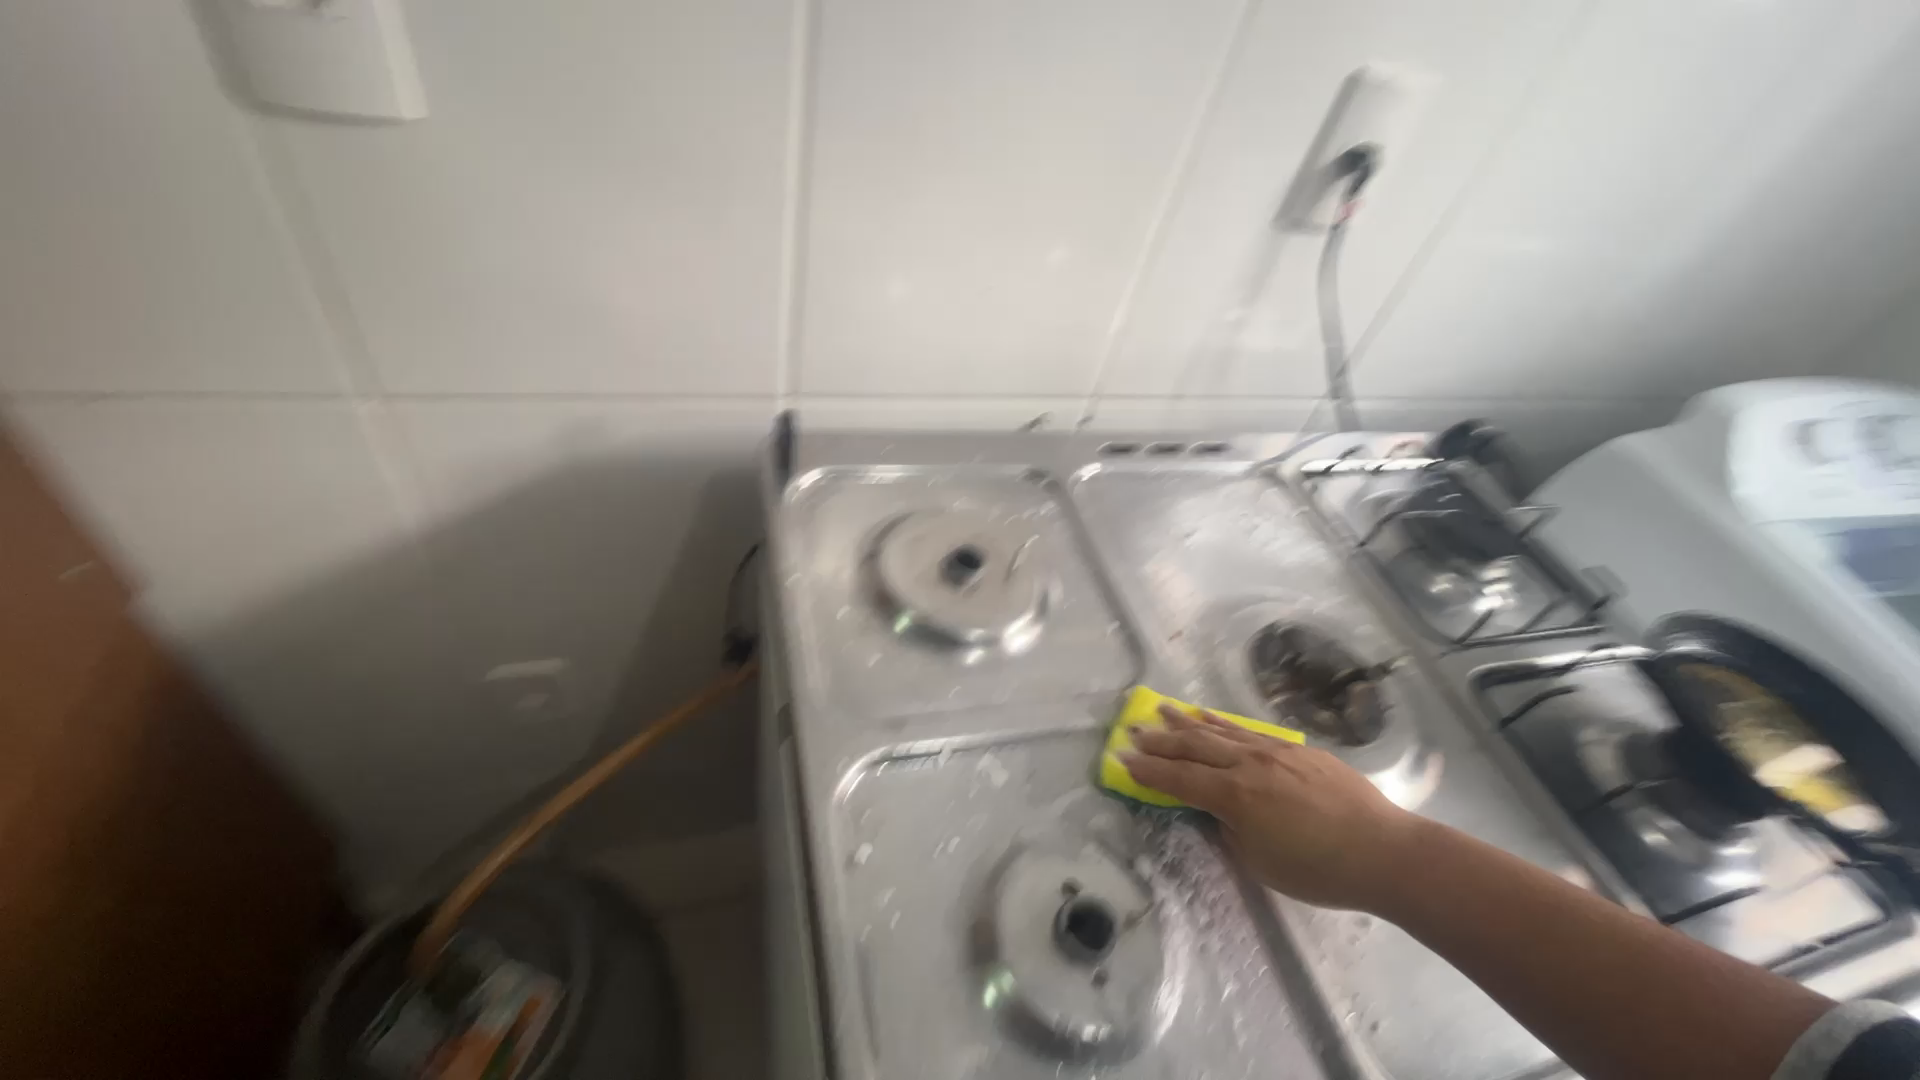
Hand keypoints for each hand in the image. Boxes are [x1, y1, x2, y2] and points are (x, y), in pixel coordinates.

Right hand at [1121, 704, 1420, 910]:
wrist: (1385, 852)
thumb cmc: (1319, 870)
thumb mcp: (1259, 863)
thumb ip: (1229, 831)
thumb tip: (1215, 811)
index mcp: (1234, 795)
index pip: (1178, 778)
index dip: (1147, 770)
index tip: (1120, 758)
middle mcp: (1249, 764)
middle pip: (1193, 746)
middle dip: (1159, 739)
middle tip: (1132, 730)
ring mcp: (1275, 752)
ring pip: (1221, 730)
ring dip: (1187, 721)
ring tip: (1162, 708)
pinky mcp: (1299, 750)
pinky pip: (1250, 731)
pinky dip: (1224, 724)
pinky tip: (1214, 718)